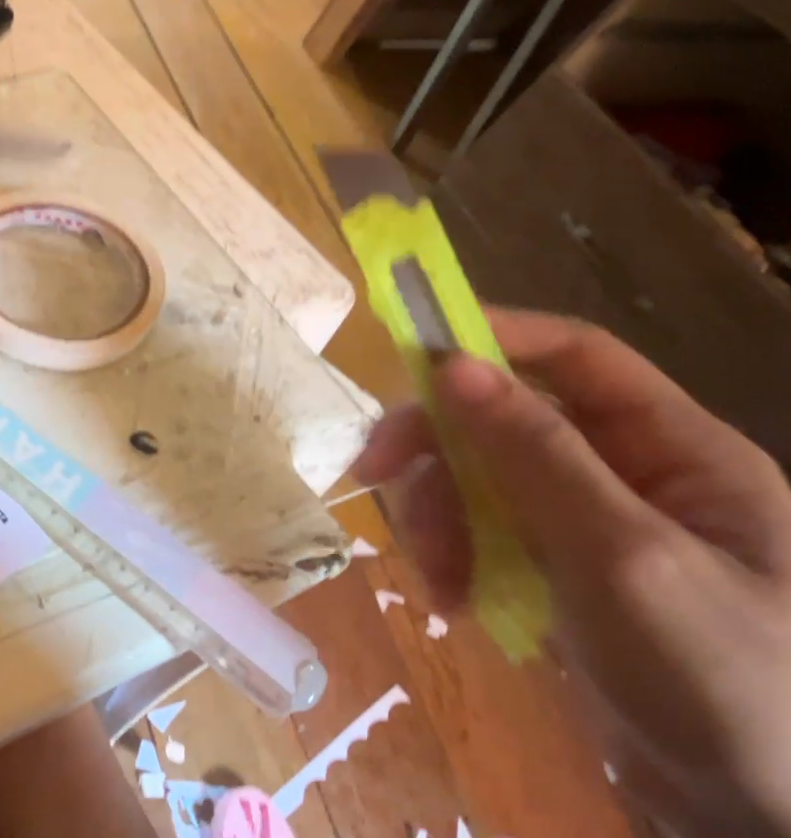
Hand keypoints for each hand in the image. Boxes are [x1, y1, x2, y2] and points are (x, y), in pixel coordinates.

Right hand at [354, 309, 790, 836]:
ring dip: (437, 518)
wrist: (754, 819)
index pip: (575, 356)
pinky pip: (480, 531)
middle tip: (373, 472)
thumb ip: (536, 455)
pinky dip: (451, 557)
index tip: (401, 348)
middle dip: (436, 446)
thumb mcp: (623, 557)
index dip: (490, 336)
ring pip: (477, 476)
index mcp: (677, 451)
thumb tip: (451, 364)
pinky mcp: (556, 569)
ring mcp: (589, 524)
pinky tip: (451, 599)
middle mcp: (630, 473)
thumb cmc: (721, 677)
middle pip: (502, 416)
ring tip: (436, 578)